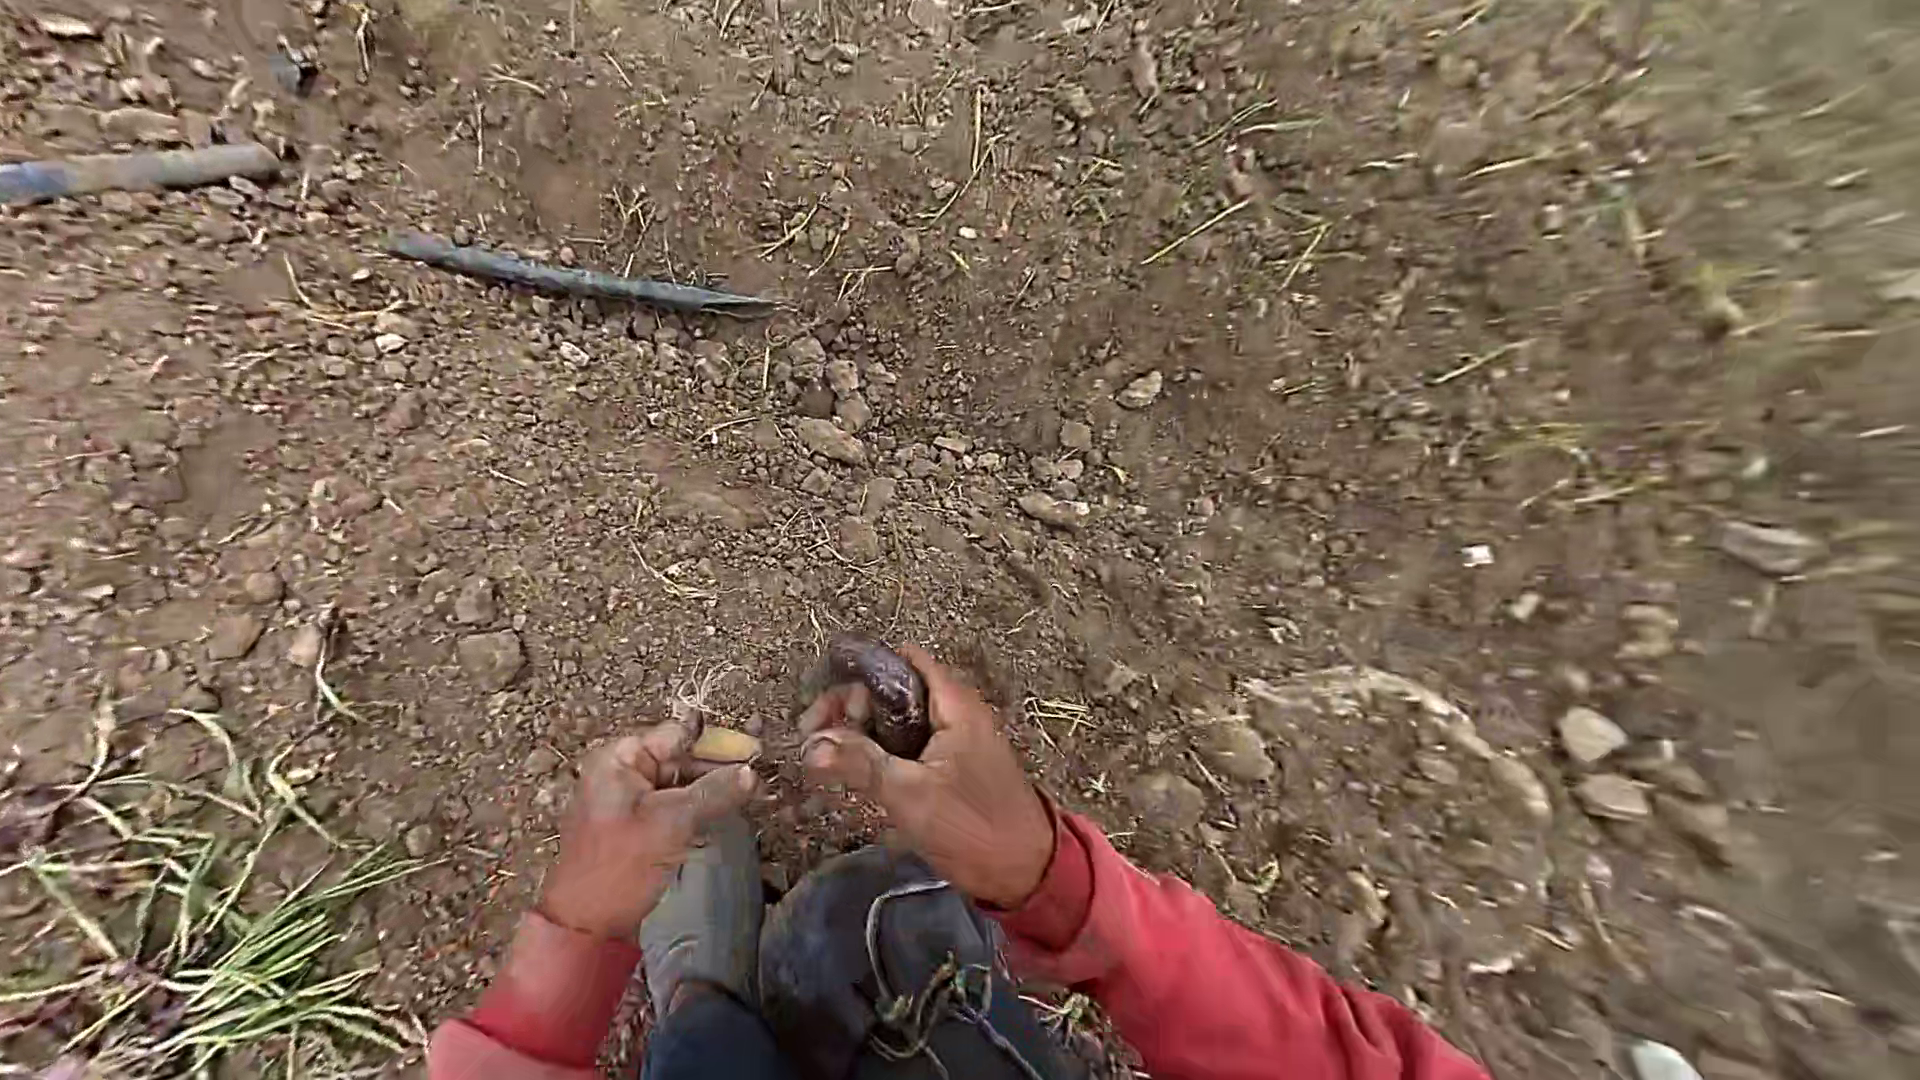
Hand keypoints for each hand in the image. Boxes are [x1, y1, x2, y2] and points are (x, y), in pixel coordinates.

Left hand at [538, 719, 758, 939]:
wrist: (585, 930)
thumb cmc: (621, 867)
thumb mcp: (672, 822)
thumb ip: (715, 791)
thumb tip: (753, 772)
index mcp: (620, 759)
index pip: (679, 736)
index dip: (718, 744)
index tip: (754, 751)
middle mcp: (625, 770)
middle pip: (684, 756)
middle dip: (721, 766)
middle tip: (758, 775)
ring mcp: (632, 797)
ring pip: (685, 779)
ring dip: (717, 786)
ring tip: (754, 791)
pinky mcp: (641, 822)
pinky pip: (679, 801)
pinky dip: (704, 804)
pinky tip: (732, 806)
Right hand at [800, 645, 1053, 907]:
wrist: (1026, 872)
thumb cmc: (972, 824)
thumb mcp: (911, 794)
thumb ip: (861, 764)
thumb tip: (809, 745)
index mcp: (953, 702)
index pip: (904, 661)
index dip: (864, 671)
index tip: (830, 703)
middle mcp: (954, 711)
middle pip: (895, 689)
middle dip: (854, 705)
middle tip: (820, 737)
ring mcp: (953, 738)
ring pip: (898, 719)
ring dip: (863, 731)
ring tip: (827, 755)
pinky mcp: (950, 765)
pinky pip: (907, 745)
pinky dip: (880, 751)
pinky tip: (854, 772)